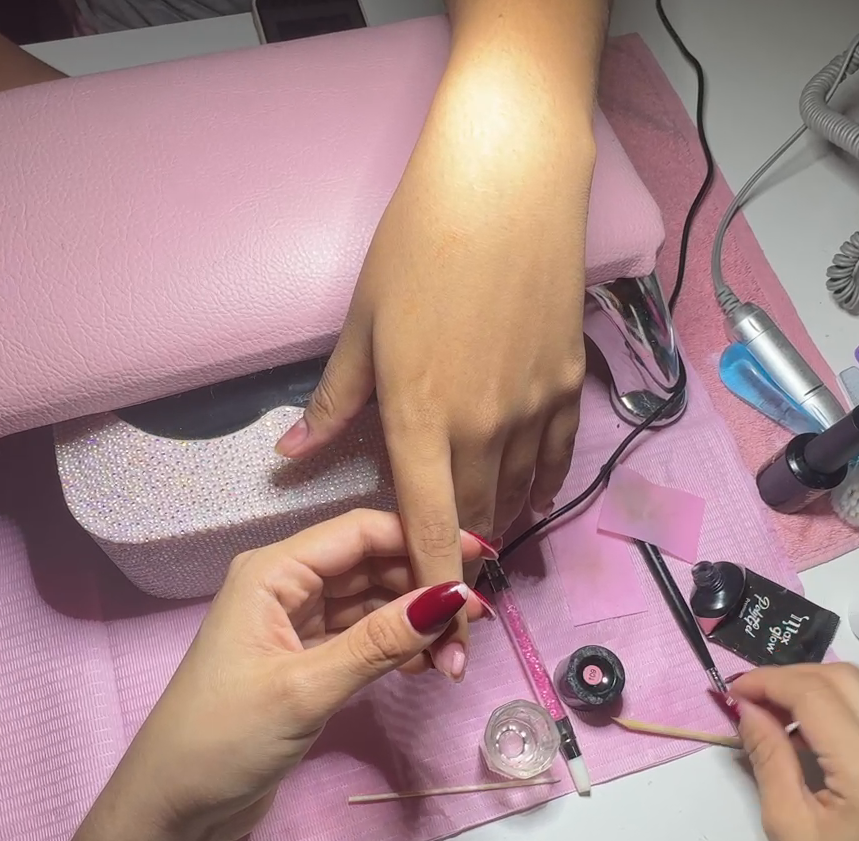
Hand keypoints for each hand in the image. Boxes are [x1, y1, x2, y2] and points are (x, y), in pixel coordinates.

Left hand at [104, 510, 492, 840]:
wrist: (174, 809)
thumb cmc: (225, 739)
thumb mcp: (306, 688)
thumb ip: (381, 641)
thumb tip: (453, 595)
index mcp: (273, 571)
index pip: (361, 532)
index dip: (420, 539)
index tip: (479, 559)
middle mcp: (286, 585)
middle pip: (371, 565)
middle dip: (424, 588)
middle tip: (476, 623)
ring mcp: (297, 622)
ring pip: (371, 602)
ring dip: (415, 622)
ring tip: (459, 651)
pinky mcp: (307, 657)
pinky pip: (362, 635)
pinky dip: (396, 647)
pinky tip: (429, 664)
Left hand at [274, 60, 598, 681]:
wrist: (512, 185)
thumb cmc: (420, 248)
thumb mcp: (362, 325)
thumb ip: (333, 404)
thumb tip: (291, 455)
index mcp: (420, 418)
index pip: (426, 526)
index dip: (432, 590)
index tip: (439, 637)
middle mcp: (483, 428)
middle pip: (474, 519)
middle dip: (459, 558)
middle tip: (444, 582)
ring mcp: (533, 409)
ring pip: (516, 495)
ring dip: (494, 525)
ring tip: (477, 543)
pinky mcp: (567, 388)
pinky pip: (554, 461)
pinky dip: (535, 488)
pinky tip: (522, 498)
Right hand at [731, 665, 858, 840]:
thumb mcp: (786, 826)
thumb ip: (768, 754)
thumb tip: (746, 705)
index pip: (818, 697)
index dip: (769, 682)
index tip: (732, 690)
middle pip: (848, 682)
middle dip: (791, 678)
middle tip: (749, 696)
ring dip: (815, 690)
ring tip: (772, 710)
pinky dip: (840, 711)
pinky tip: (808, 730)